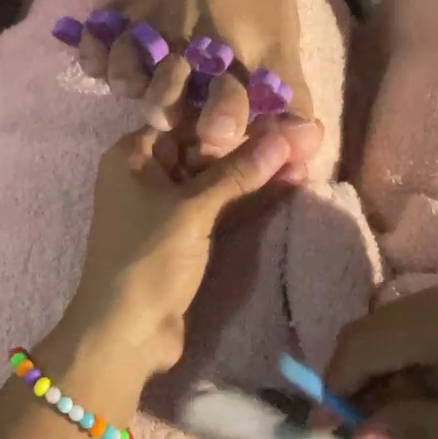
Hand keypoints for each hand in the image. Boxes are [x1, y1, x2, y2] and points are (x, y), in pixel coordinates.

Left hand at [66, 126, 292, 373]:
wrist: (127, 333)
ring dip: (261, 170)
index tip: (276, 105)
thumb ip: (238, 173)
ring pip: (219, 179)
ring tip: (311, 152)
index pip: (185, 120)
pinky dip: (252, 196)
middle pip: (206, 149)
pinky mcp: (188, 235)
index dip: (230, 113)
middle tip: (306, 131)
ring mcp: (169, 207)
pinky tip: (292, 181)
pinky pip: (223, 206)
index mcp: (132, 155)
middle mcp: (148, 174)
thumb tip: (286, 136)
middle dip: (255, 142)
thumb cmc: (147, 258)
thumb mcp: (192, 210)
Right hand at [80, 0, 322, 172]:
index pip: (231, 122)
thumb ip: (281, 71)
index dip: (220, 134)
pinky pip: (95, 46)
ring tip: (136, 70)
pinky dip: (96, 57)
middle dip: (170, 115)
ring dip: (130, 86)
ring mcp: (154, 15)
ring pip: (128, 85)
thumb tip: (300, 127)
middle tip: (169, 100)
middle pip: (170, 110)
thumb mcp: (285, 10)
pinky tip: (105, 47)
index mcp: (251, 46)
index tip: (214, 130)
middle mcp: (200, 39)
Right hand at [324, 268, 437, 438]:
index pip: (369, 338)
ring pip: (412, 319)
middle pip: (386, 323)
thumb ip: (414, 429)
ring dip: (396, 364)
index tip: (327, 425)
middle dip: (364, 373)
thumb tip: (354, 438)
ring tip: (404, 416)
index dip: (338, 380)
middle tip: (362, 426)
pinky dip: (427, 353)